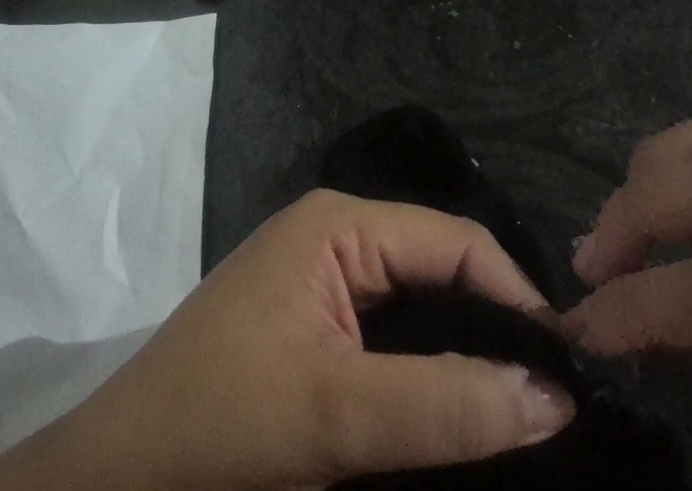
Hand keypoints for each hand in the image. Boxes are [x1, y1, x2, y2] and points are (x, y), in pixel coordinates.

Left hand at [0, 189, 575, 490]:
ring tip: (522, 407)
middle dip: (496, 327)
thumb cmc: (220, 423)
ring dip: (466, 353)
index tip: (571, 372)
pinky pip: (392, 336)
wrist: (121, 474)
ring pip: (420, 307)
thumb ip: (445, 404)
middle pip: (441, 270)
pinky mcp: (312, 326)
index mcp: (337, 226)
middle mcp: (333, 239)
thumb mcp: (336, 415)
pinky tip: (459, 408)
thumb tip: (557, 397)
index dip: (518, 300)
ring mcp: (320, 282)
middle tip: (555, 397)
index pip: (457, 243)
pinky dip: (430, 370)